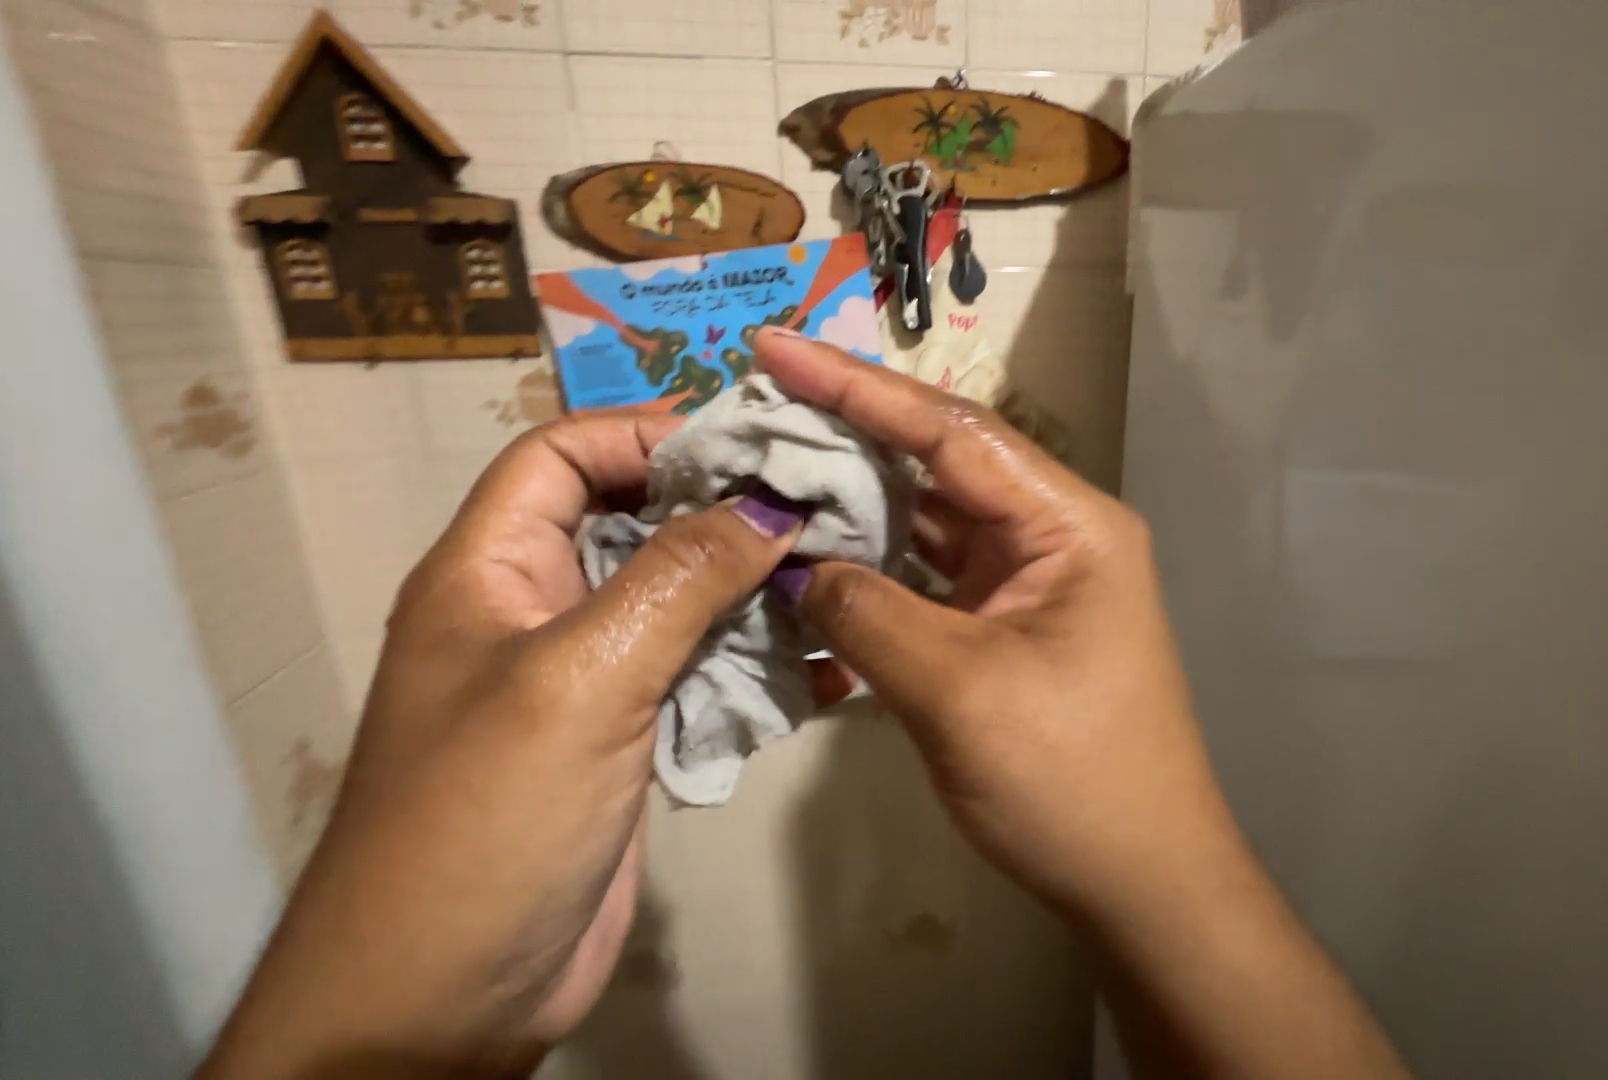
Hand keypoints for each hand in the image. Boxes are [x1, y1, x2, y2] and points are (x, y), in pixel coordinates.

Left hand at [200, 413, 803, 1078]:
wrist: (448, 1000)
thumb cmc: (488, 817)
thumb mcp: (582, 677)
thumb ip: (676, 579)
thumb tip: (769, 505)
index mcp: (493, 569)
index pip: (561, 455)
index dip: (643, 433)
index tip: (743, 447)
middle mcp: (541, 607)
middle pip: (635, 521)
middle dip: (720, 509)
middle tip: (816, 505)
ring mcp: (590, 673)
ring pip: (679, 597)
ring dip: (751, 586)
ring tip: (835, 573)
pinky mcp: (631, 729)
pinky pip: (700, 668)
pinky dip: (756, 658)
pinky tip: (822, 662)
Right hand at [755, 338, 1410, 1079]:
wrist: (1137, 879)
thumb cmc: (1070, 779)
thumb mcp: (959, 690)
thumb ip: (866, 613)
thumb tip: (795, 566)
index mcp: (1066, 524)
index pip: (951, 430)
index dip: (857, 386)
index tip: (775, 348)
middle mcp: (1049, 534)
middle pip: (937, 462)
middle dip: (847, 434)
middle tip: (755, 407)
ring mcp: (1024, 579)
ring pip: (926, 519)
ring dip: (853, 501)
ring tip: (767, 470)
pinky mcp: (1001, 623)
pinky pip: (926, 575)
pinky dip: (870, 566)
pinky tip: (810, 553)